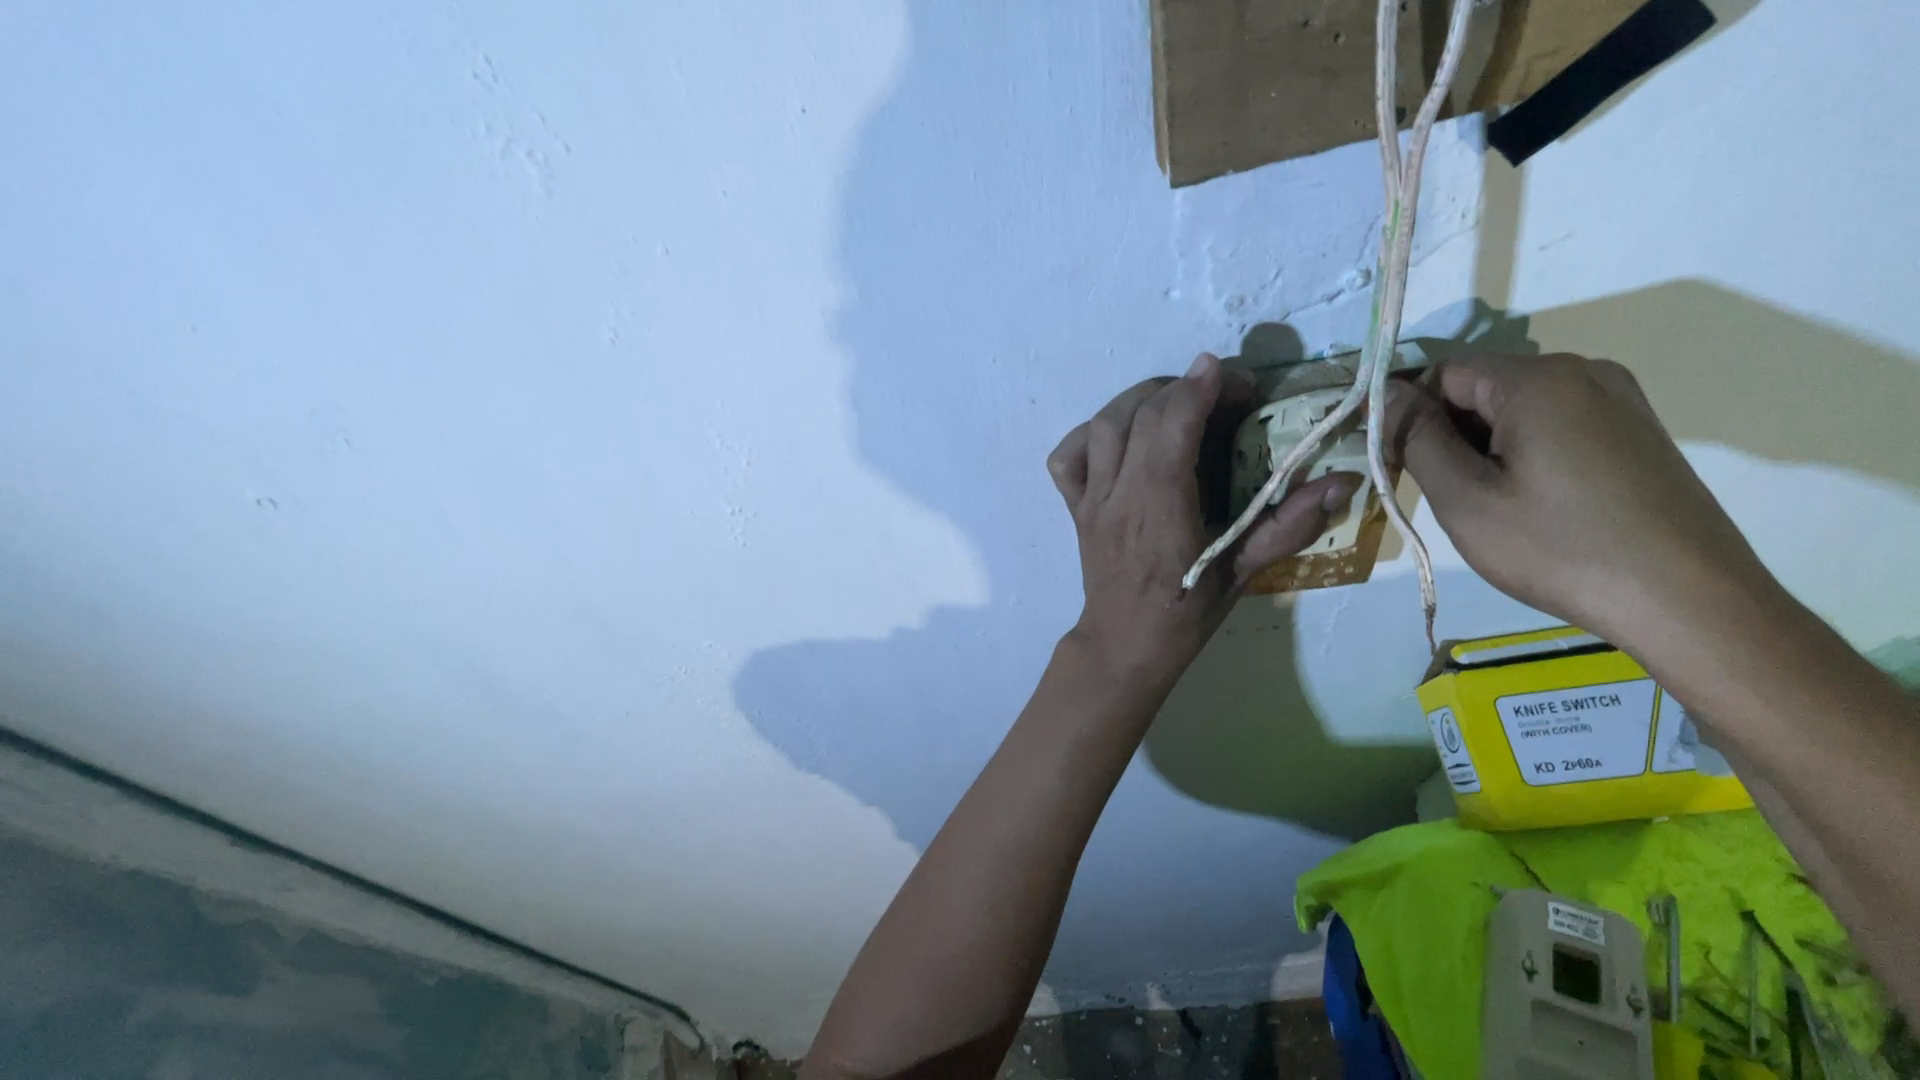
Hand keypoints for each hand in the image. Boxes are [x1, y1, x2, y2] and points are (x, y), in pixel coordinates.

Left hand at [1048, 353, 1358, 688]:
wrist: (1125, 645)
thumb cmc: (1186, 613)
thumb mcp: (1243, 573)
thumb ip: (1288, 526)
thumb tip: (1341, 482)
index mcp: (1160, 509)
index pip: (1170, 430)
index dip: (1196, 390)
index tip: (1225, 371)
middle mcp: (1119, 496)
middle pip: (1139, 418)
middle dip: (1179, 389)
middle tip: (1218, 391)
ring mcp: (1091, 500)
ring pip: (1101, 426)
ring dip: (1138, 400)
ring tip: (1175, 400)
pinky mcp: (1075, 507)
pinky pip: (1067, 457)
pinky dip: (1090, 433)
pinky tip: (1121, 436)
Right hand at [1387, 352, 1780, 646]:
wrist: (1688, 600)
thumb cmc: (1560, 549)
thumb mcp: (1465, 499)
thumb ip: (1417, 439)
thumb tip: (1388, 398)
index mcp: (1539, 379)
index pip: (1443, 372)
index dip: (1410, 413)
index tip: (1400, 464)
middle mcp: (1585, 372)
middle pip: (1484, 387)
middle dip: (1450, 432)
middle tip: (1447, 495)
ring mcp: (1621, 400)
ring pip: (1520, 409)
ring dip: (1487, 447)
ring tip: (1493, 507)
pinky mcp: (1639, 431)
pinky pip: (1559, 425)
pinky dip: (1528, 454)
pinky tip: (1536, 505)